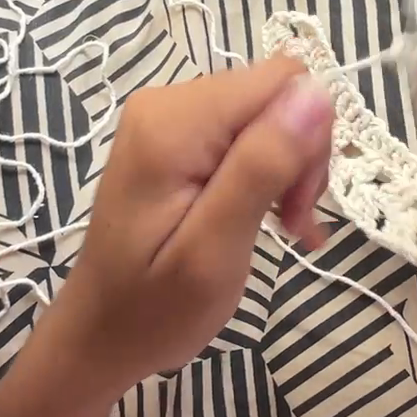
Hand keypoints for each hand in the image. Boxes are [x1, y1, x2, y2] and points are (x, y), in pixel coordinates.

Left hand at [42, 58, 332, 388]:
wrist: (101, 334)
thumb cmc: (155, 309)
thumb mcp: (215, 248)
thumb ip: (261, 167)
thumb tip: (315, 93)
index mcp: (175, 122)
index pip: (283, 82)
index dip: (308, 140)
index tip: (295, 205)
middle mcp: (169, 102)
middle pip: (276, 95)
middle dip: (298, 158)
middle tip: (288, 222)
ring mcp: (170, 118)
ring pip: (268, 115)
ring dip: (286, 171)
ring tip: (280, 226)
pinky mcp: (177, 139)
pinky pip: (245, 134)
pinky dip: (267, 174)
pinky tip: (272, 218)